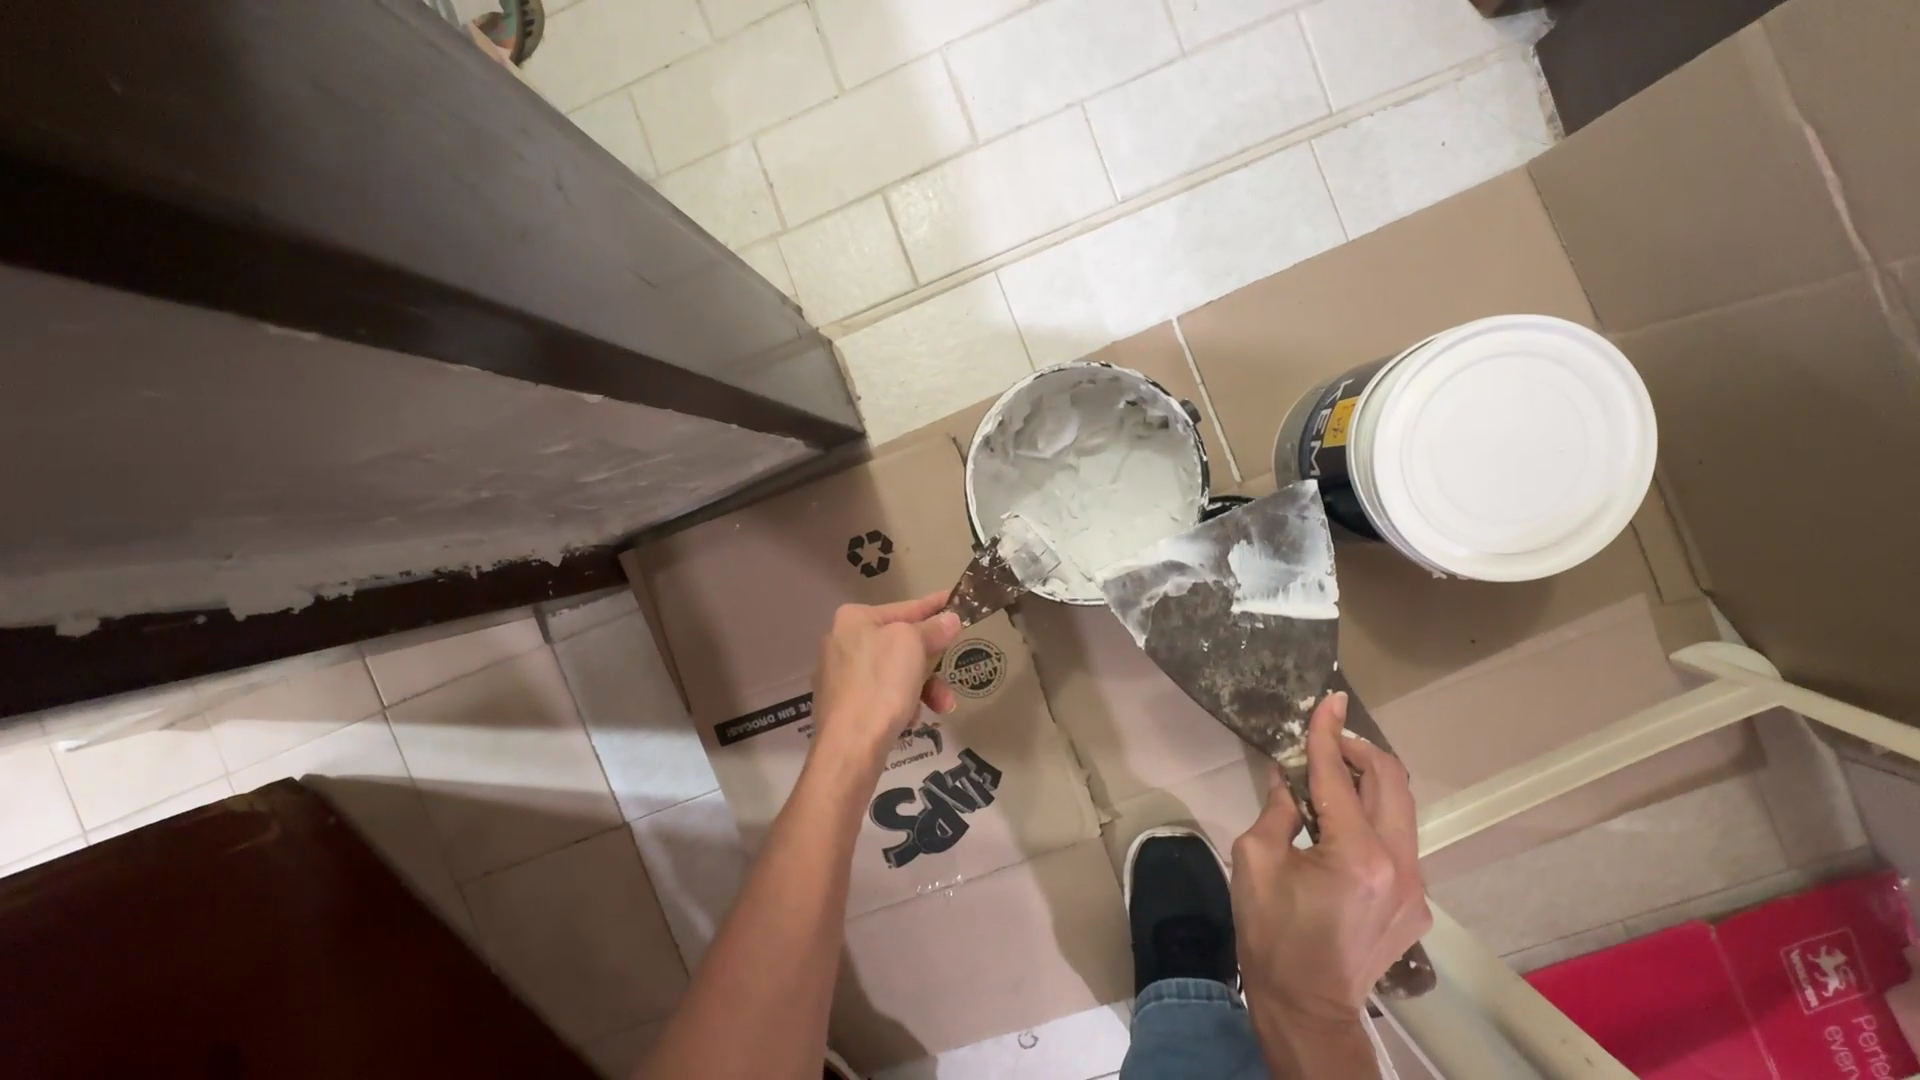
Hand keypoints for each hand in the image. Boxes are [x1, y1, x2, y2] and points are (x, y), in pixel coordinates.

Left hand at [810, 591, 962, 765]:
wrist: (851, 743)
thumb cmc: (882, 682)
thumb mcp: (913, 645)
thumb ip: (933, 629)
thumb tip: (950, 620)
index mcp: (854, 619)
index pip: (905, 608)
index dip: (934, 605)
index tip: (955, 600)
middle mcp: (841, 642)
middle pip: (901, 644)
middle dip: (931, 662)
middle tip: (951, 671)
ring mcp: (839, 676)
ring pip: (895, 673)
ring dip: (923, 688)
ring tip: (940, 706)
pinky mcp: (843, 706)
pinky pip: (883, 696)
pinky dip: (901, 704)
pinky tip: (909, 720)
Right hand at [1231, 692, 1430, 1026]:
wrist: (1308, 1007)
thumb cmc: (1271, 934)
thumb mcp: (1255, 861)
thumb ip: (1276, 811)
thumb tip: (1287, 779)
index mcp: (1356, 854)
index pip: (1339, 776)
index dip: (1328, 732)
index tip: (1329, 697)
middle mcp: (1398, 864)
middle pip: (1392, 783)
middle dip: (1361, 750)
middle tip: (1330, 737)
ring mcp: (1415, 888)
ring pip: (1402, 811)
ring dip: (1370, 783)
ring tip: (1334, 775)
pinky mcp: (1417, 904)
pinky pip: (1399, 843)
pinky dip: (1373, 819)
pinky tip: (1343, 828)